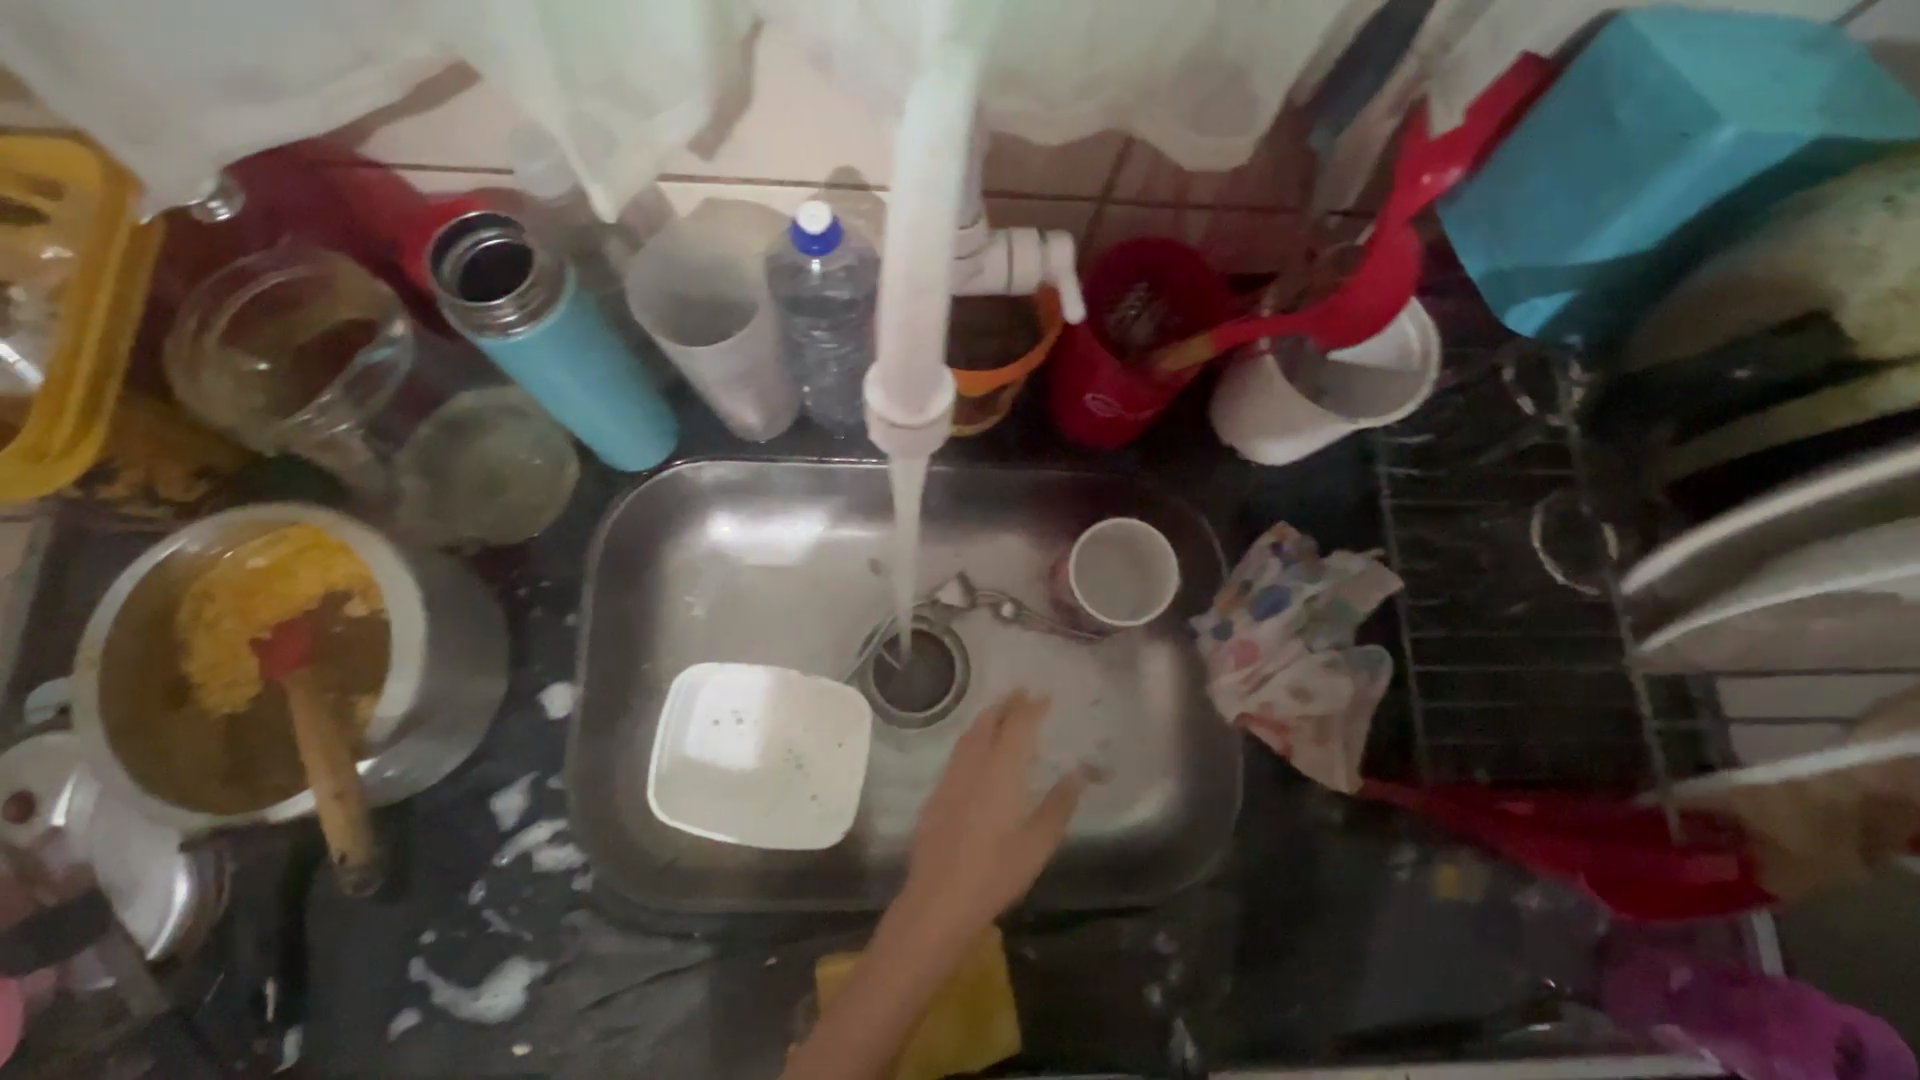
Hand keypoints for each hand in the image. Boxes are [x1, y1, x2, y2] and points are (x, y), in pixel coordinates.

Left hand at [901, 690, 1085, 936]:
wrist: (939, 898)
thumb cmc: (997, 872)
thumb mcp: (1039, 843)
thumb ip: (1059, 805)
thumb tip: (1077, 775)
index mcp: (1003, 771)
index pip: (1018, 726)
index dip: (1031, 708)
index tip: (1044, 695)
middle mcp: (974, 765)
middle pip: (989, 723)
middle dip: (1006, 705)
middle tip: (1021, 694)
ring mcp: (951, 778)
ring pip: (969, 736)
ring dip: (986, 719)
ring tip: (1001, 713)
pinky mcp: (936, 795)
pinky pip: (958, 753)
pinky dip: (972, 740)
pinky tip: (978, 752)